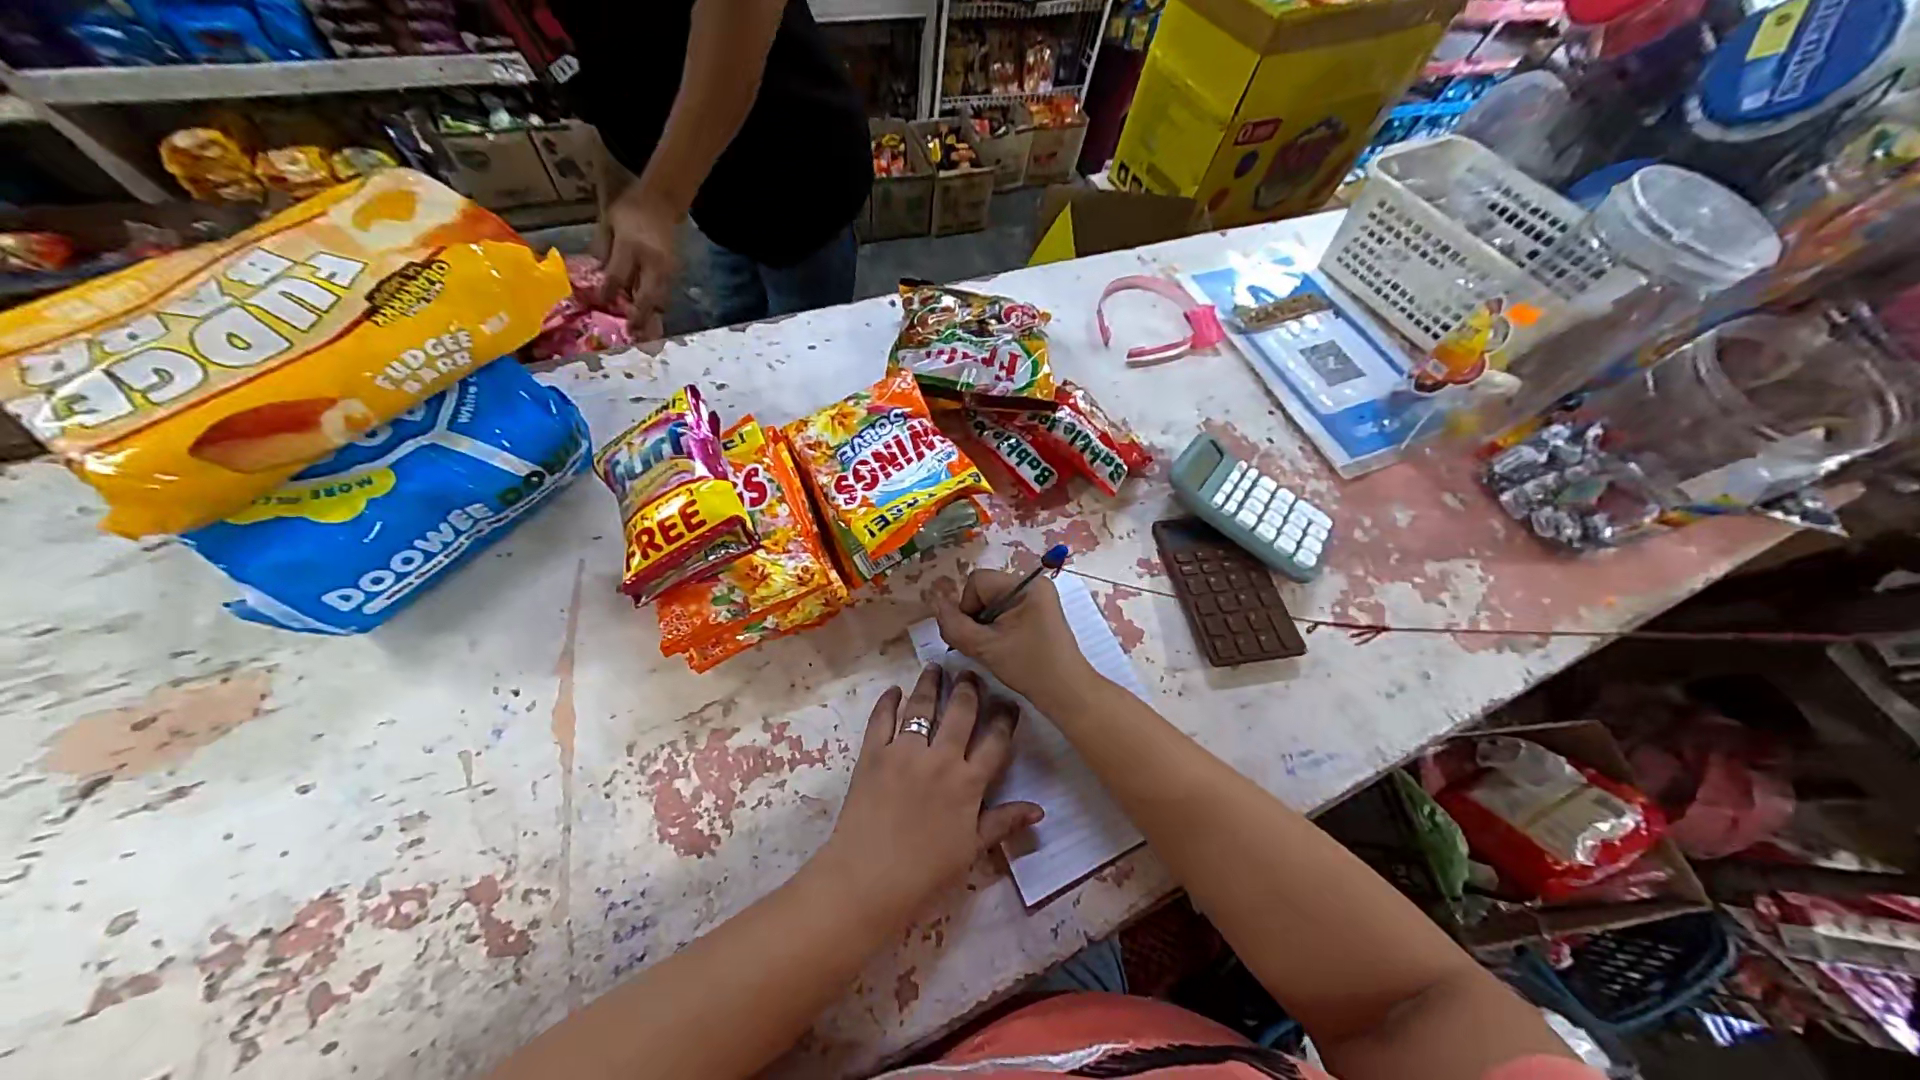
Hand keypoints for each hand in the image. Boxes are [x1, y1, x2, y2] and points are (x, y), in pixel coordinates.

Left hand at [600, 185, 679, 340]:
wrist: (661, 203)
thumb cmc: (630, 211)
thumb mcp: (608, 224)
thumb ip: (604, 251)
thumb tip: (601, 279)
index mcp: (632, 246)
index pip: (618, 276)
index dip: (608, 292)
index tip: (601, 304)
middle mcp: (652, 261)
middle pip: (647, 295)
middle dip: (640, 316)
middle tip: (633, 333)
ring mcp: (667, 269)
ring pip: (660, 299)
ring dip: (651, 316)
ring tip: (645, 334)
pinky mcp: (674, 273)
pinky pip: (664, 294)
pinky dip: (657, 307)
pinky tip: (651, 317)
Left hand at [814, 665, 1041, 918]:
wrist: (868, 879)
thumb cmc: (926, 871)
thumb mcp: (971, 849)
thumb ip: (1003, 822)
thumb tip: (1039, 810)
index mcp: (968, 782)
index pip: (994, 741)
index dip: (1004, 718)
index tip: (1009, 702)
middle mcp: (940, 758)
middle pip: (960, 712)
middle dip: (969, 689)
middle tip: (971, 674)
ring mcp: (904, 752)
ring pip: (922, 707)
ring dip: (931, 684)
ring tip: (936, 667)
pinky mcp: (873, 754)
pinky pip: (882, 719)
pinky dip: (888, 702)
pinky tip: (894, 690)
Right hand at [933, 570, 1097, 707]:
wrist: (1067, 692)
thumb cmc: (1029, 667)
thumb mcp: (984, 647)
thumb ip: (954, 624)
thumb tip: (937, 605)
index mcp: (1026, 583)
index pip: (977, 582)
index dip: (967, 607)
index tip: (977, 635)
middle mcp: (1034, 583)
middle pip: (984, 590)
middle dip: (977, 616)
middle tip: (985, 644)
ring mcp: (1038, 597)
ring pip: (992, 602)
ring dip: (986, 624)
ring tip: (995, 648)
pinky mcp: (1039, 611)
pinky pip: (1006, 610)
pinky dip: (998, 627)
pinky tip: (1004, 646)